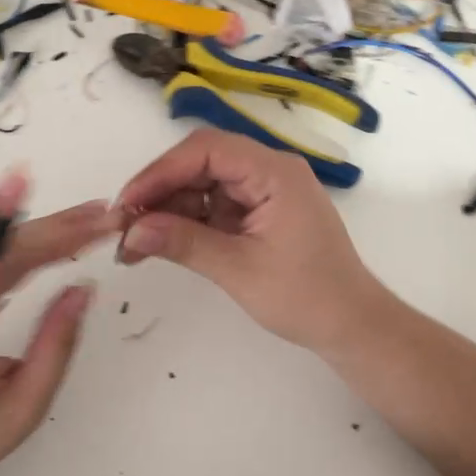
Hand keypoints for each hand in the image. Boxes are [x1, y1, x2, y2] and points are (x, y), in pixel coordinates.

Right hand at [116, 130, 394, 356]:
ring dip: (166, 209)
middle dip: (159, 191)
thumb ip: (183, 243)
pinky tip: (157, 243)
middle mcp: (268, 171)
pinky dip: (184, 222)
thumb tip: (131, 232)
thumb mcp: (238, 269)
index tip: (128, 203)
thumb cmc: (306, 296)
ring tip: (133, 242)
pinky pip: (211, 205)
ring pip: (200, 184)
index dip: (161, 171)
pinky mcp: (256, 212)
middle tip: (123, 224)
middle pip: (200, 163)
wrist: (351, 325)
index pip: (206, 150)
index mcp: (274, 172)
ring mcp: (262, 192)